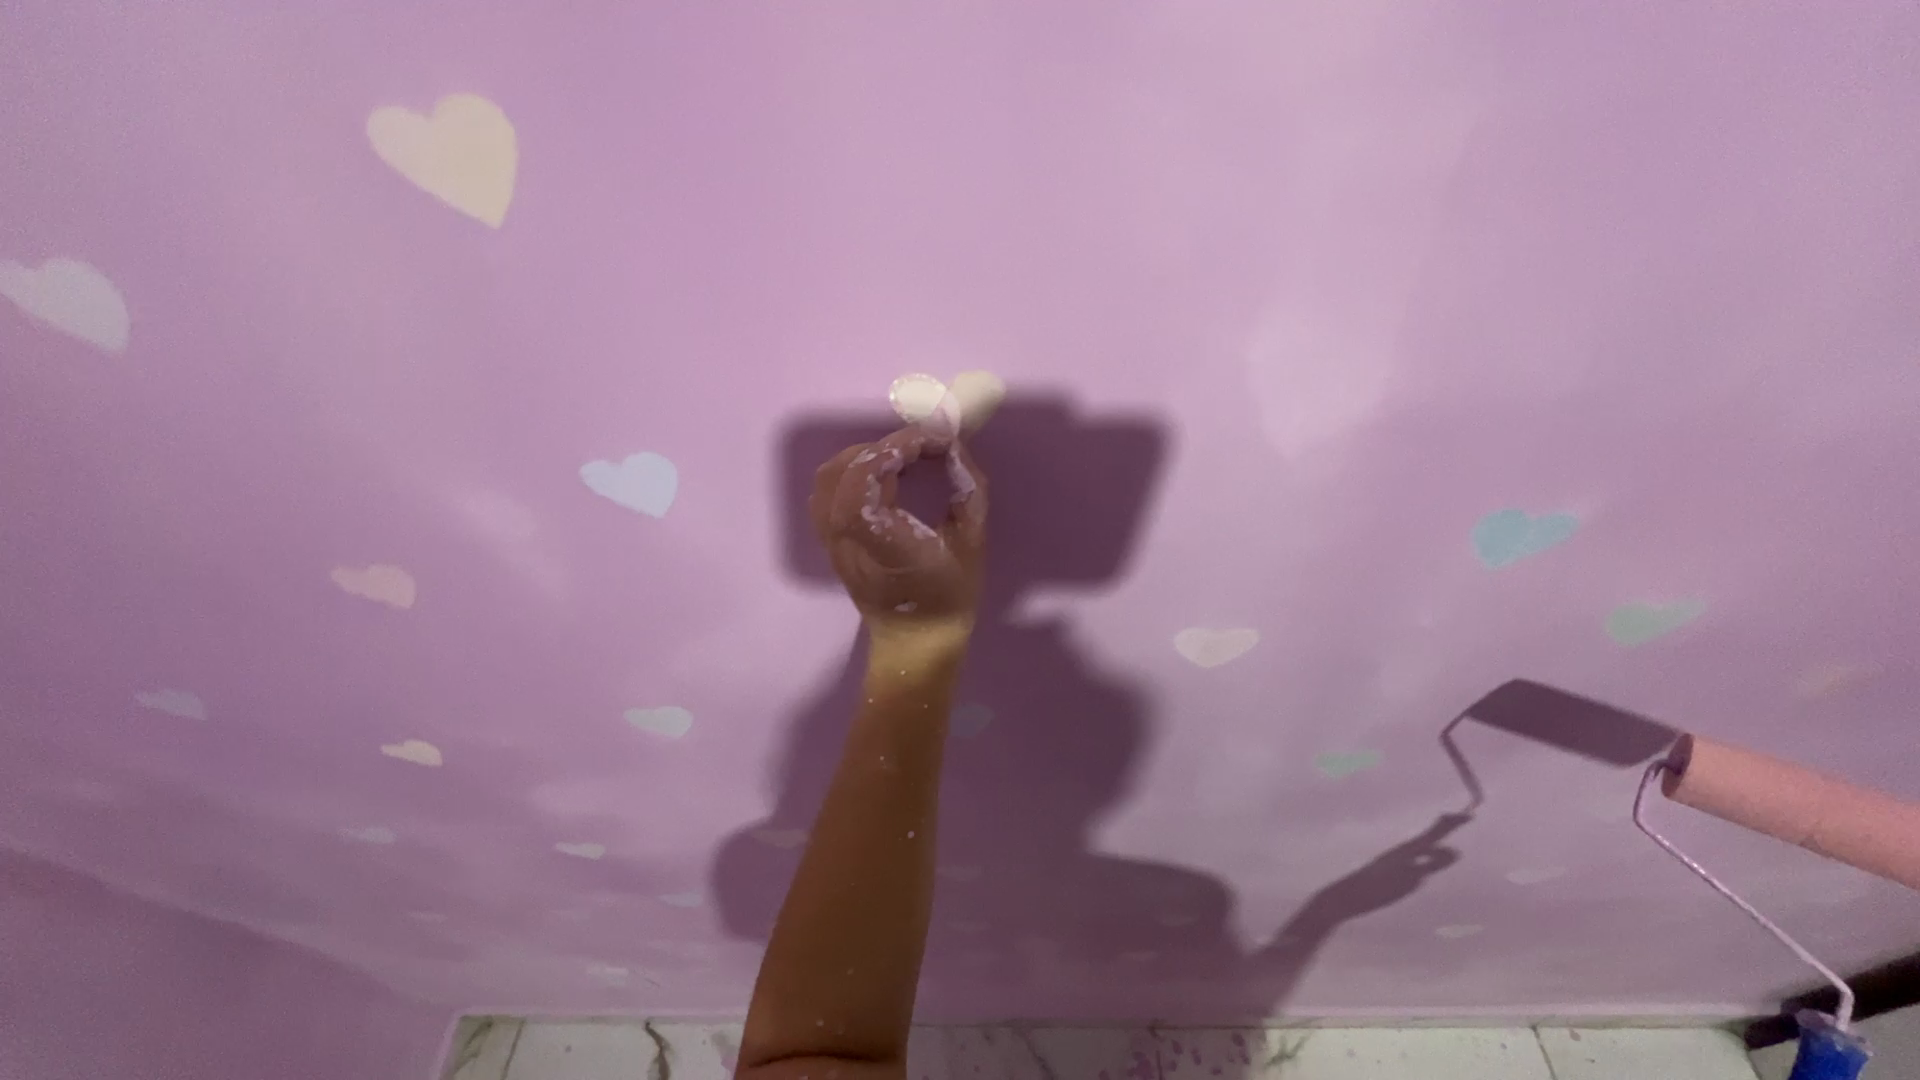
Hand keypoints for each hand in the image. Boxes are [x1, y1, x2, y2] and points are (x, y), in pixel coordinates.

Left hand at [809, 427, 988, 644]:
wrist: (914, 640)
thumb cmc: (949, 597)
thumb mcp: (974, 544)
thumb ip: (966, 489)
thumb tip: (952, 445)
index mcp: (885, 546)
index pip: (864, 485)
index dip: (893, 450)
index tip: (933, 441)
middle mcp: (848, 541)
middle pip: (843, 473)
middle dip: (886, 446)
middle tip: (924, 446)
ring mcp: (831, 541)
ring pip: (829, 477)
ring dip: (866, 455)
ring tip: (903, 457)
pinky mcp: (828, 539)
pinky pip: (826, 490)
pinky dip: (852, 469)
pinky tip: (883, 474)